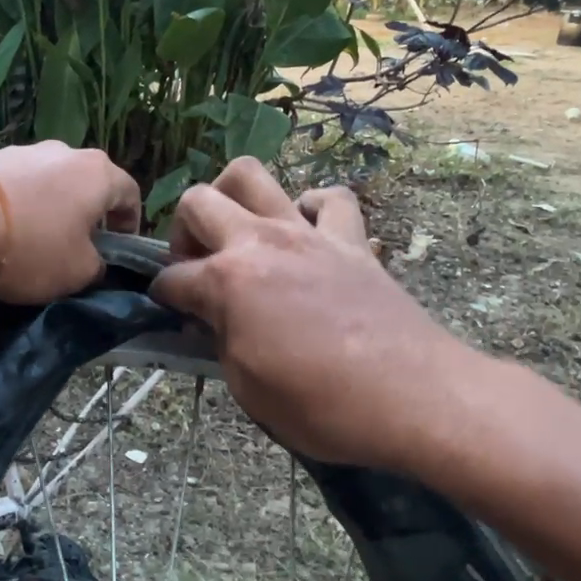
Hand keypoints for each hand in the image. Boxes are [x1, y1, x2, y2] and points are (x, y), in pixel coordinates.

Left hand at [0, 142, 140, 303]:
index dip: (129, 224)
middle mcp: (66, 151)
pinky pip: (18, 183)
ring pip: (52, 181)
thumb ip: (97, 265)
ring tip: (36, 237)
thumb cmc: (29, 246)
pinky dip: (20, 203)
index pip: (130, 194)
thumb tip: (93, 259)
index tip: (117, 249)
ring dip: (52, 206)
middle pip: (89, 183)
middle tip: (78, 245)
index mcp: (99, 173)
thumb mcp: (77, 272)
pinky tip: (5, 227)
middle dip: (88, 214)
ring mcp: (25, 149)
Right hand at [150, 157, 485, 468]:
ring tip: (242, 235)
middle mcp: (260, 242)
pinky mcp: (351, 241)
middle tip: (198, 266)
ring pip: (252, 175)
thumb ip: (219, 341)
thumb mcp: (246, 388)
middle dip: (183, 231)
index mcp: (226, 281)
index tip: (171, 312)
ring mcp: (307, 234)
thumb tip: (212, 320)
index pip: (172, 278)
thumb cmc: (321, 406)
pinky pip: (332, 200)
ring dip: (234, 198)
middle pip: (197, 201)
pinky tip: (308, 233)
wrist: (416, 399)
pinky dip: (314, 208)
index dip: (163, 297)